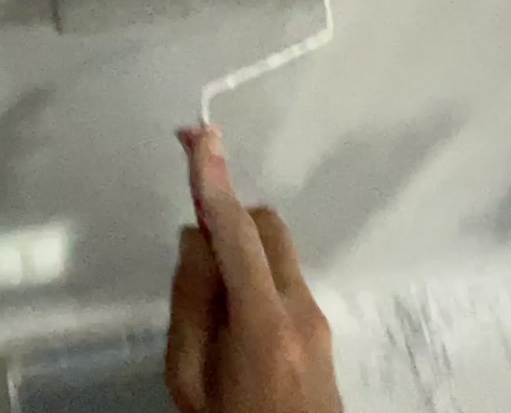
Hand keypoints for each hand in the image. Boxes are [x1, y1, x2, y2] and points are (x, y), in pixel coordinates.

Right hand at [167, 126, 340, 412]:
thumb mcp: (189, 378)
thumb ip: (190, 301)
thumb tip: (197, 235)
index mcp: (263, 321)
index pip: (234, 230)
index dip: (213, 177)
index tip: (201, 132)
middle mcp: (300, 308)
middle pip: (264, 224)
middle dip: (228, 215)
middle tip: (193, 242)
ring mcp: (317, 317)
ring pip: (276, 247)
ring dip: (240, 246)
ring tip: (210, 297)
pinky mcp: (321, 328)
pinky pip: (282, 275)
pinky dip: (253, 272)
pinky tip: (231, 317)